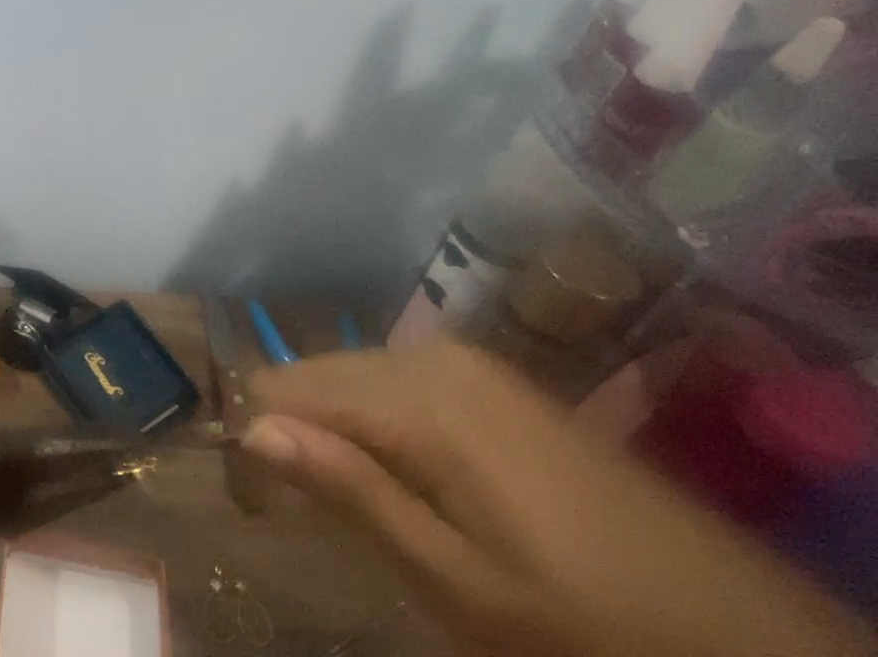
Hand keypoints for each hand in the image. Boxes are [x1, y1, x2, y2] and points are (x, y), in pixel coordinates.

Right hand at [243, 342, 874, 656]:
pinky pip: (396, 383)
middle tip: (324, 516)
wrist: (734, 626)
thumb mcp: (453, 579)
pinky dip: (380, 426)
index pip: (280, 387)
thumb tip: (250, 429)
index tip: (275, 504)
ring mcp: (469, 364)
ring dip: (339, 433)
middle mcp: (434, 357)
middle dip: (299, 434)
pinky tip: (413, 482)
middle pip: (312, 374)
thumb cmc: (578, 615)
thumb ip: (349, 492)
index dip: (263, 443)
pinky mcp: (493, 381)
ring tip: (370, 504)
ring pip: (349, 377)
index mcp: (418, 398)